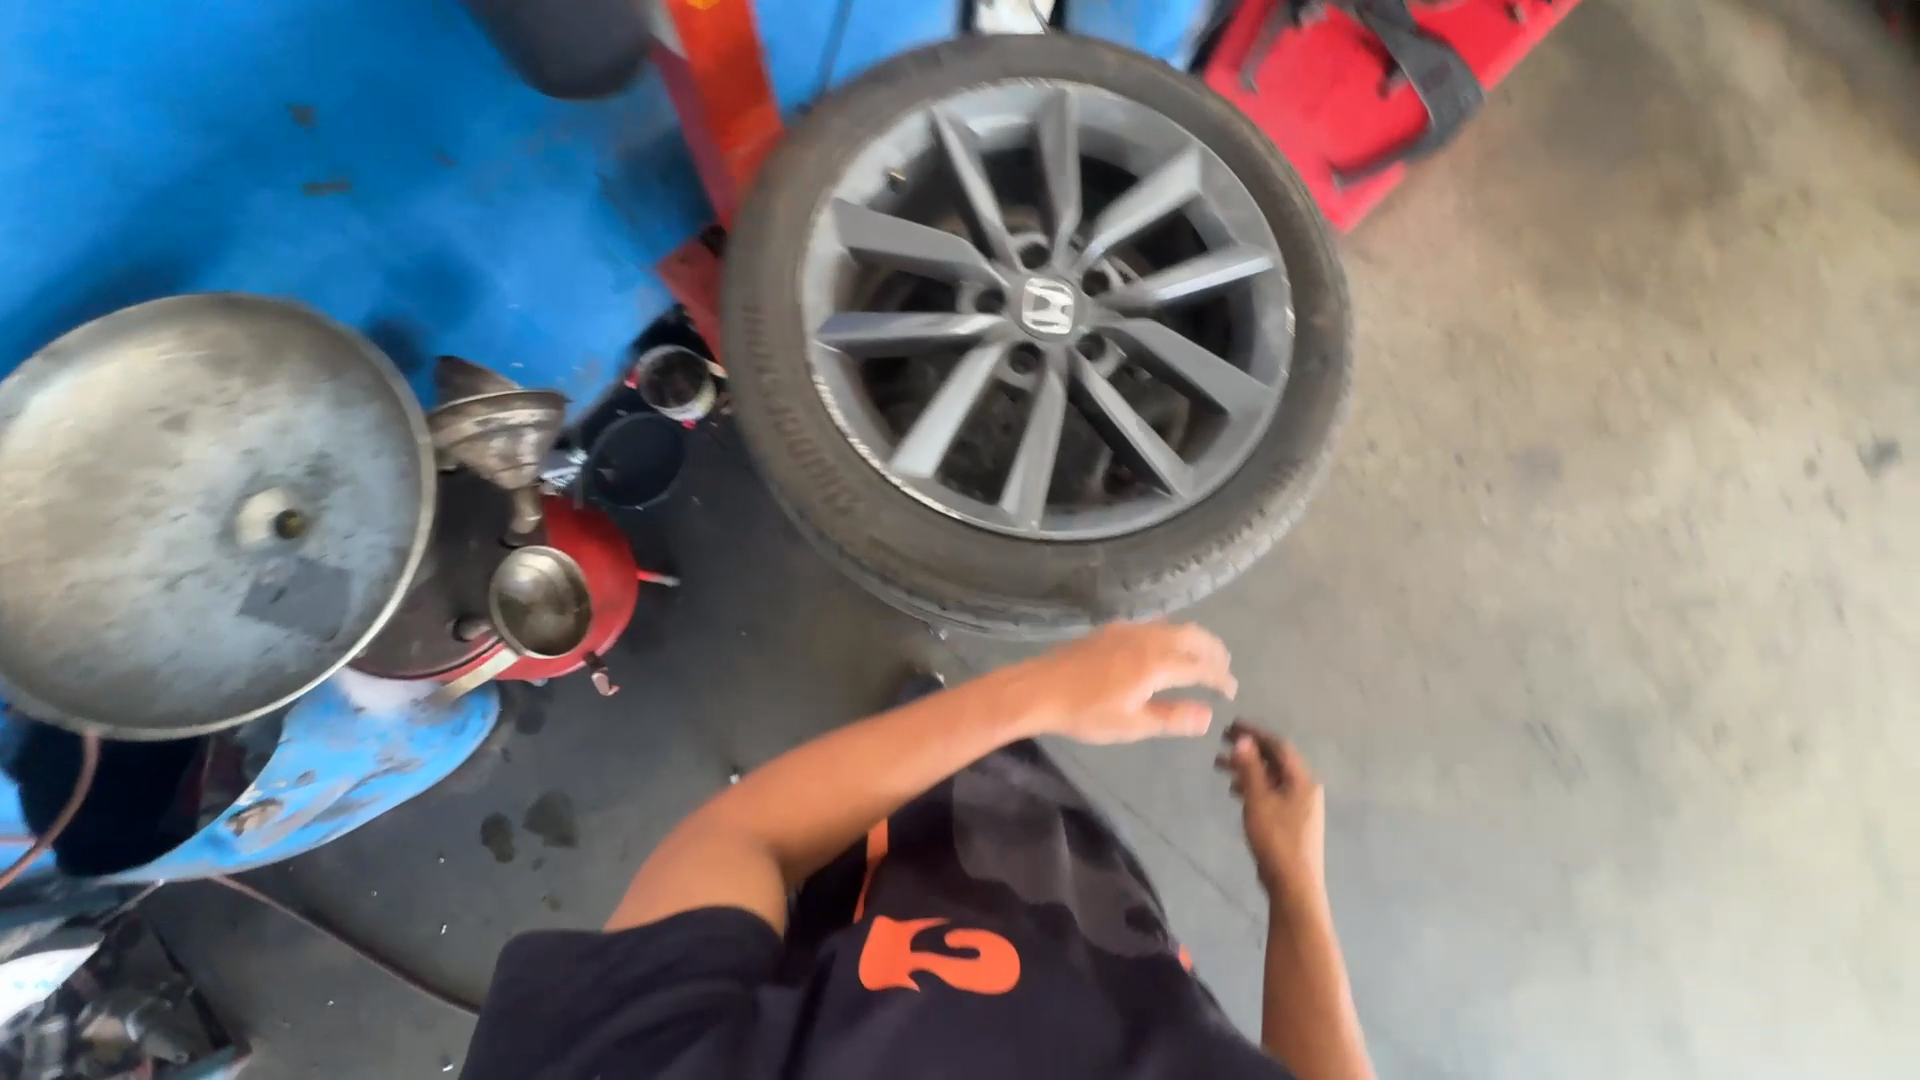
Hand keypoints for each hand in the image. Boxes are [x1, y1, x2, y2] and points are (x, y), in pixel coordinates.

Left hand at [1001, 620, 1236, 744]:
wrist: (1039, 689)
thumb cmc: (1086, 712)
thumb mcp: (1132, 724)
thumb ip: (1172, 718)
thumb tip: (1208, 715)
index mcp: (1155, 662)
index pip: (1200, 666)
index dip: (1220, 678)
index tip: (1231, 690)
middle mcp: (1145, 638)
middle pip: (1190, 635)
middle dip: (1212, 649)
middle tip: (1224, 665)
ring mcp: (1125, 630)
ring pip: (1170, 626)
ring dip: (1192, 638)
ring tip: (1200, 654)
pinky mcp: (1108, 630)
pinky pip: (1151, 625)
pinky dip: (1169, 634)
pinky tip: (1162, 647)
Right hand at [1220, 721, 1327, 913]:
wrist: (1293, 885)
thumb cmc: (1276, 839)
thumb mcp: (1258, 800)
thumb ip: (1250, 768)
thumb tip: (1242, 739)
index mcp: (1302, 781)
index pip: (1278, 746)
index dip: (1255, 733)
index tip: (1231, 726)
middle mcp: (1305, 789)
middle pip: (1275, 761)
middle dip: (1249, 750)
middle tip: (1222, 741)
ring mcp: (1300, 807)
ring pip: (1271, 778)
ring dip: (1247, 769)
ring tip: (1219, 766)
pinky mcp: (1292, 821)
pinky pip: (1271, 793)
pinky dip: (1253, 786)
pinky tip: (1235, 791)